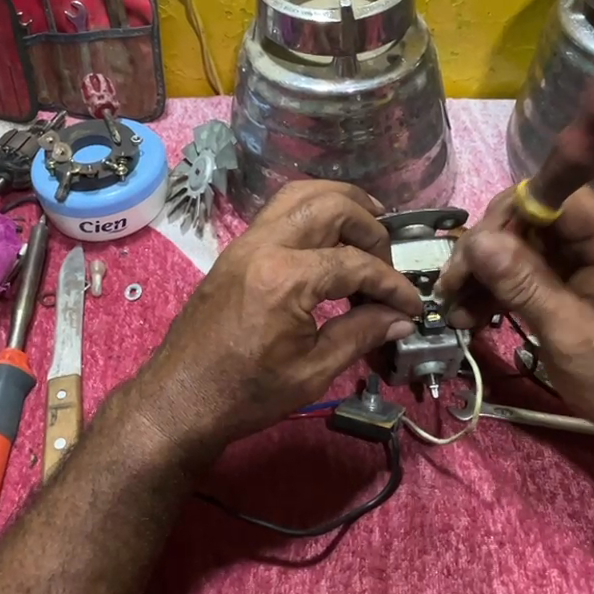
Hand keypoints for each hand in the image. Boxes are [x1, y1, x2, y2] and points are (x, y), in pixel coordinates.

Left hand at [129, 181, 421, 464]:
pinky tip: (330, 238)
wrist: (180, 399)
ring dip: (340, 203)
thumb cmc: (246, 394)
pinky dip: (312, 211)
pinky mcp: (236, 249)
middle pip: (331, 205)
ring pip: (300, 194)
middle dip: (369, 227)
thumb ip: (360, 334)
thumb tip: (402, 318)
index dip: (392, 284)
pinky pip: (280, 211)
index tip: (412, 305)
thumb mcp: (312, 371)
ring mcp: (246, 242)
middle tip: (386, 261)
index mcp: (285, 278)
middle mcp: (264, 245)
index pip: (356, 264)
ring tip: (368, 226)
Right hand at [436, 188, 593, 449]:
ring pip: (522, 248)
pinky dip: (499, 292)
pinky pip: (529, 275)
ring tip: (452, 307)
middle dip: (487, 249)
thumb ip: (522, 282)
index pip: (554, 195)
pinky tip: (470, 316)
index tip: (474, 249)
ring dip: (485, 274)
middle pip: (531, 220)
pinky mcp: (575, 289)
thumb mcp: (569, 333)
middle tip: (451, 284)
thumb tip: (476, 239)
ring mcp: (586, 266)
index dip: (508, 212)